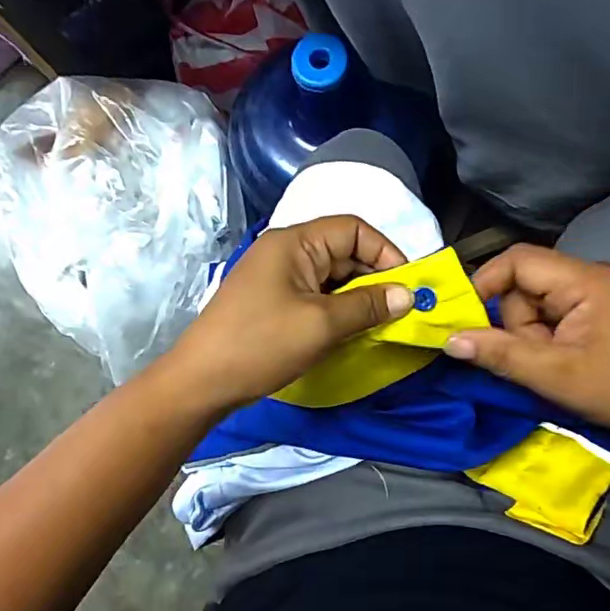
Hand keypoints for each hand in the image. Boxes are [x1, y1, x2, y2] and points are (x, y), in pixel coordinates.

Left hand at [157, 215, 410, 411]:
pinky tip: (349, 332)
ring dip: (356, 298)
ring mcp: (275, 278)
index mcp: (294, 242)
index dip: (386, 253)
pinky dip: (335, 310)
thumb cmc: (261, 344)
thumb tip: (407, 295)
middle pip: (342, 252)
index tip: (407, 287)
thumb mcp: (321, 324)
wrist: (202, 381)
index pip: (353, 229)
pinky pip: (313, 296)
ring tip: (378, 325)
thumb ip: (368, 306)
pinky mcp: (270, 303)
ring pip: (329, 277)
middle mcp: (284, 252)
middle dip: (373, 278)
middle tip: (398, 312)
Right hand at [444, 244, 609, 438]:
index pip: (519, 260)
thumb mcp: (554, 376)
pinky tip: (561, 359)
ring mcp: (600, 291)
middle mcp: (594, 275)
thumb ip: (500, 354)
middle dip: (517, 323)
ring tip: (554, 364)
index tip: (466, 319)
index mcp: (587, 280)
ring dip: (531, 334)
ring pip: (536, 301)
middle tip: (535, 357)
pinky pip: (553, 312)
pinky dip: (545, 336)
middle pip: (525, 284)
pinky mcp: (600, 308)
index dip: (484, 283)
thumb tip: (450, 340)